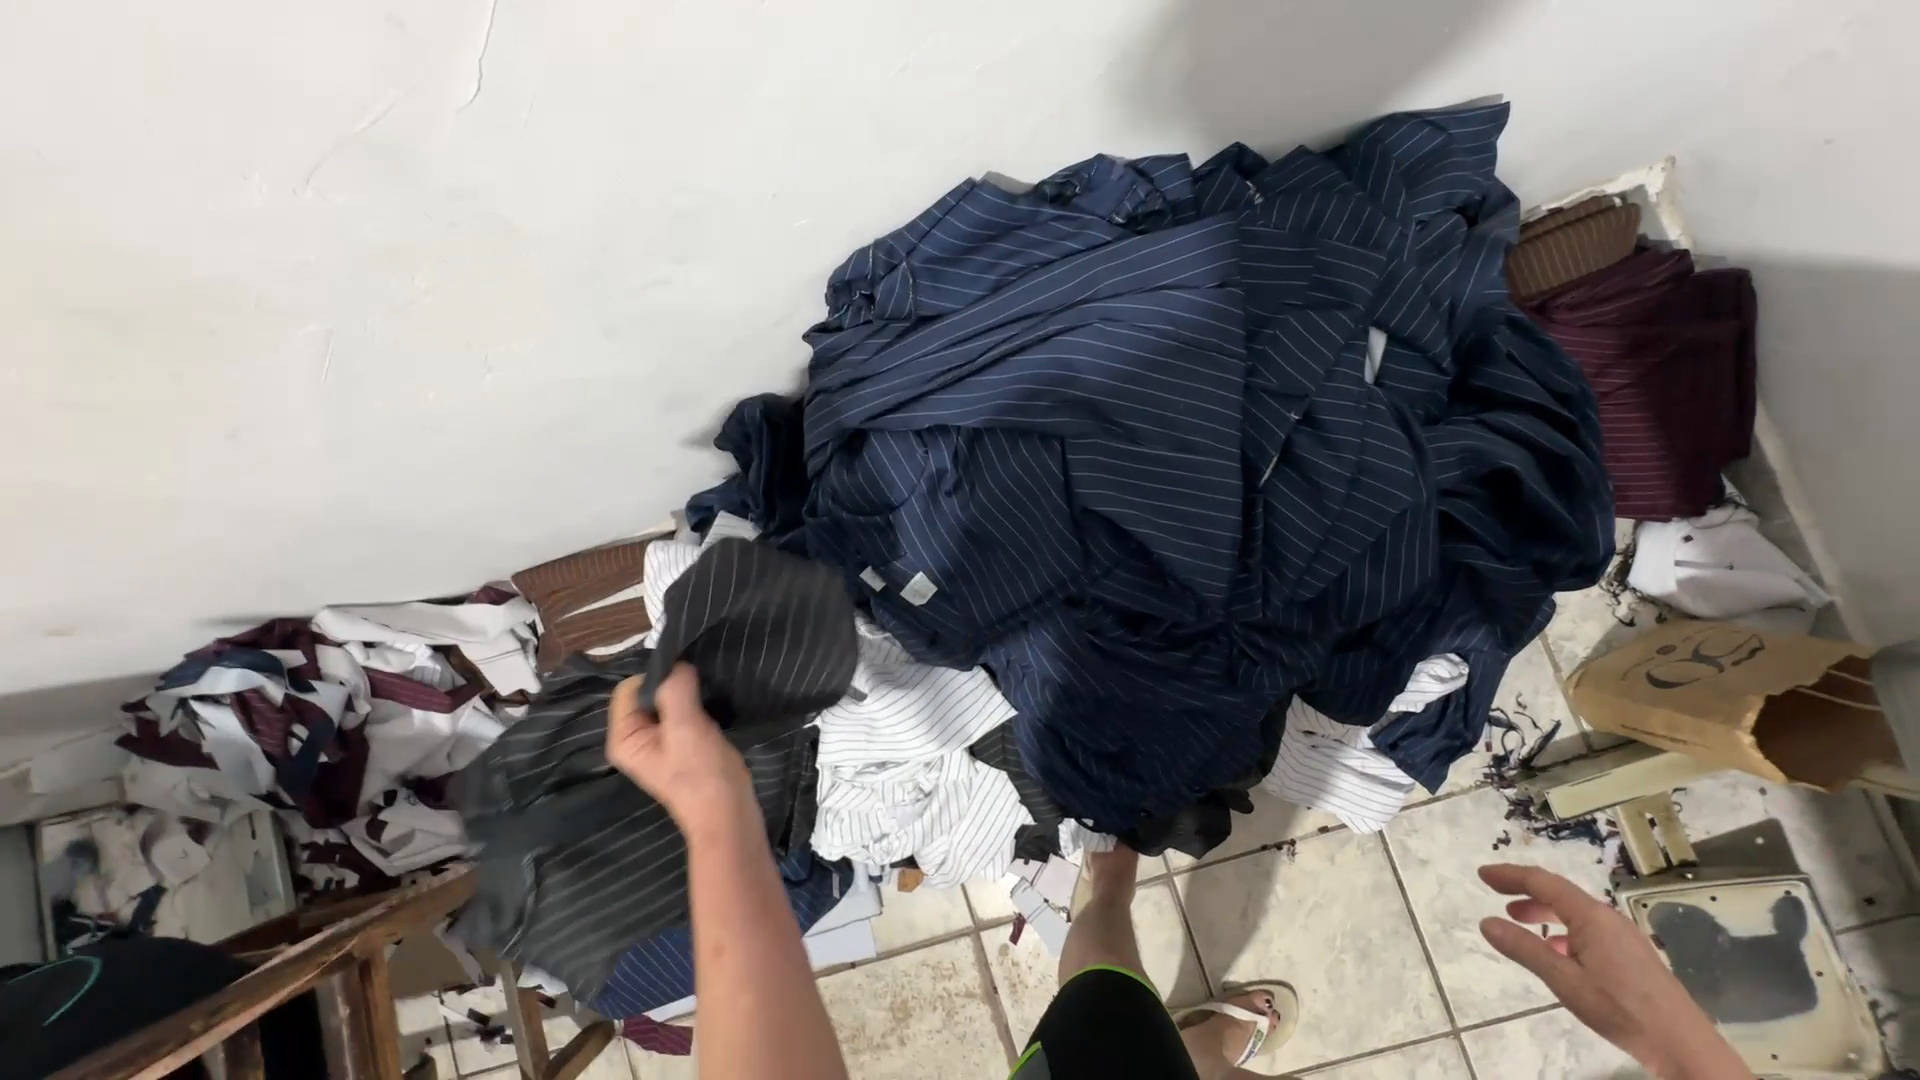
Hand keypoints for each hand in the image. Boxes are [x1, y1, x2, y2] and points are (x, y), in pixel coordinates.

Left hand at [607, 665, 755, 835]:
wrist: (729, 812)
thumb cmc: (702, 773)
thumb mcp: (685, 727)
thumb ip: (676, 690)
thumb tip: (679, 663)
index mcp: (624, 737)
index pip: (629, 688)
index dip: (657, 678)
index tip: (685, 682)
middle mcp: (636, 737)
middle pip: (648, 692)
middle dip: (674, 686)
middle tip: (699, 692)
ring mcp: (659, 741)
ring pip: (669, 700)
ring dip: (689, 695)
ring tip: (708, 702)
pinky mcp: (682, 742)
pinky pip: (684, 711)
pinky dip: (698, 705)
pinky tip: (712, 711)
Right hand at [1478, 864, 1749, 1079]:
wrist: (1684, 1048)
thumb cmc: (1621, 1009)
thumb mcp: (1564, 980)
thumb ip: (1524, 949)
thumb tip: (1486, 922)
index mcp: (1591, 917)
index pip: (1543, 882)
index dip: (1510, 875)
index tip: (1482, 874)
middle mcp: (1609, 919)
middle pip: (1560, 894)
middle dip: (1526, 892)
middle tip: (1497, 896)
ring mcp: (1625, 937)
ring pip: (1576, 913)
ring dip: (1545, 911)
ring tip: (1520, 922)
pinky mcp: (1634, 956)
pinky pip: (1590, 930)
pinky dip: (1564, 930)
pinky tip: (1558, 952)